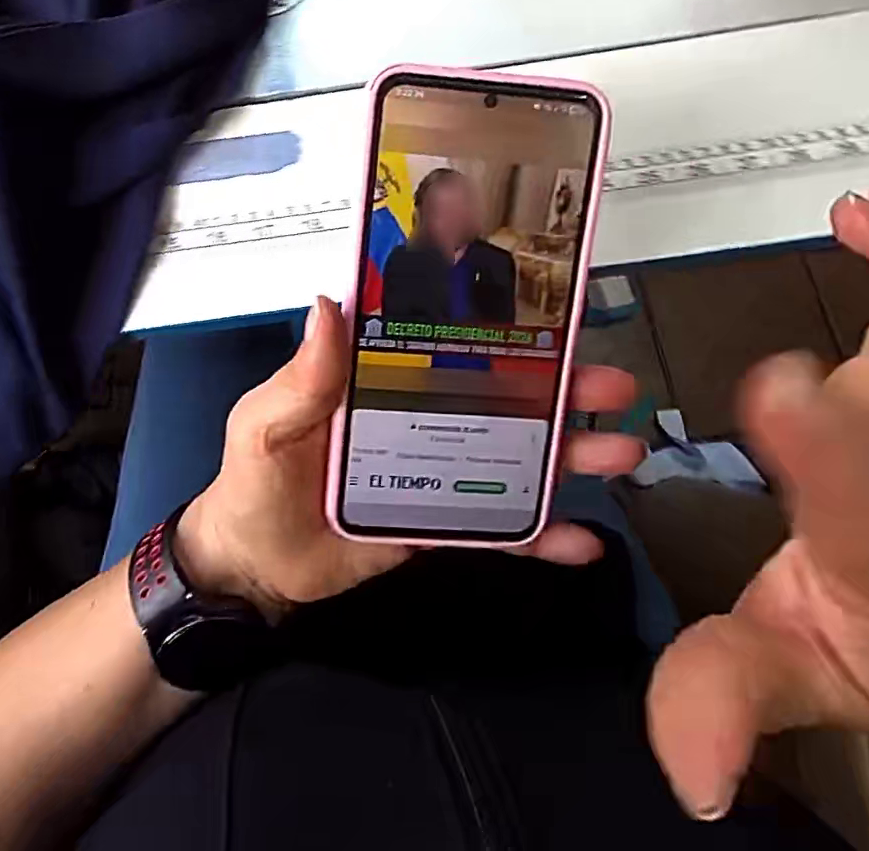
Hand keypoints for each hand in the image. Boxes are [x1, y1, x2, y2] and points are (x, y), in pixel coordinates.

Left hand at [175, 296, 646, 620]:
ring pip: (507, 455)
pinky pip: (496, 524)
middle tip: (607, 383)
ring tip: (615, 449)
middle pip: (489, 394)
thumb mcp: (264, 426)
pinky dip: (539, 532)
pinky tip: (579, 538)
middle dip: (552, 386)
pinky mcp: (436, 522)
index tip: (541, 306)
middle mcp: (406, 418)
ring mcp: (427, 470)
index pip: (430, 341)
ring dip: (564, 451)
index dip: (482, 322)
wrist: (258, 564)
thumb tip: (328, 304)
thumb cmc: (253, 484)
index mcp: (367, 385)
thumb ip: (300, 378)